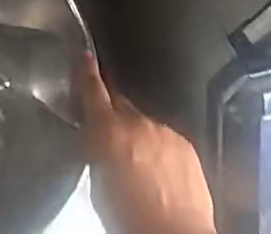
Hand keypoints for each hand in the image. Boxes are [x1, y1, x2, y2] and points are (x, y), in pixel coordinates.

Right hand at [80, 57, 214, 233]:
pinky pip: (164, 136)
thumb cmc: (131, 218)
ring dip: (137, 134)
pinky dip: (158, 147)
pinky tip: (160, 171)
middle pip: (119, 103)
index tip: (85, 54)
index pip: (93, 89)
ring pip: (143, 122)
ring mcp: (163, 131)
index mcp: (108, 130)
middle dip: (112, 112)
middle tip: (109, 131)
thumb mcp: (99, 184)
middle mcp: (136, 122)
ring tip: (139, 161)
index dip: (86, 70)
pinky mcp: (185, 145)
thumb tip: (96, 142)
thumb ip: (96, 152)